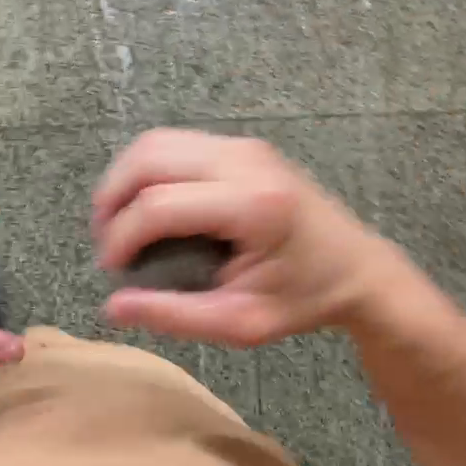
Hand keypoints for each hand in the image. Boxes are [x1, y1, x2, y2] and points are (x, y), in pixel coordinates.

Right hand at [92, 129, 413, 346]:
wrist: (361, 268)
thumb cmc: (304, 300)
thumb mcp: (242, 323)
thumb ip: (175, 315)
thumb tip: (112, 307)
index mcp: (253, 206)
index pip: (159, 206)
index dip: (121, 236)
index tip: (111, 268)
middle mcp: (244, 161)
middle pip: (148, 159)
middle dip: (112, 199)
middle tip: (104, 240)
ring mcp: (242, 145)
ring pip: (154, 142)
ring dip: (123, 178)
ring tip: (117, 220)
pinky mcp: (239, 144)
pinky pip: (173, 142)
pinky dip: (145, 169)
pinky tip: (143, 202)